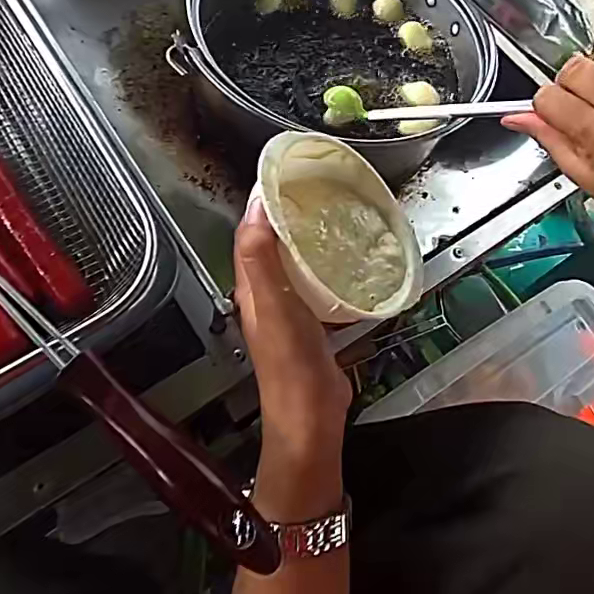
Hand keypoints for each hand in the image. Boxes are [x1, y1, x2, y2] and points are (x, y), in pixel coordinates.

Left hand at [234, 198, 348, 516]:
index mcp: (249, 285)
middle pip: (271, 244)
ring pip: (293, 262)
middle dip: (288, 216)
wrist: (310, 416)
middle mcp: (263, 294)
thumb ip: (261, 260)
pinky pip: (314, 283)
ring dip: (306, 239)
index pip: (250, 233)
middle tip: (316, 192)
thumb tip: (255, 210)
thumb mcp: (273, 305)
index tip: (286, 177)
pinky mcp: (309, 322)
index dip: (263, 204)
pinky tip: (344, 261)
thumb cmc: (290, 363)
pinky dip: (324, 266)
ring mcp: (287, 308)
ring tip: (332, 217)